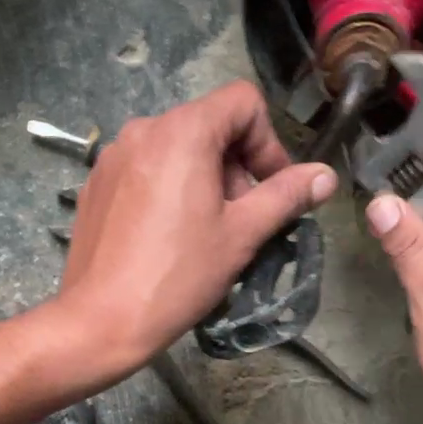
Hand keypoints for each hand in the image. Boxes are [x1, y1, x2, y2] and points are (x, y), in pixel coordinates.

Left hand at [56, 81, 336, 370]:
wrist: (101, 320)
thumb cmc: (177, 277)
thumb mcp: (241, 236)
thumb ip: (285, 197)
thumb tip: (326, 176)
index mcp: (182, 131)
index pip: (243, 103)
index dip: (268, 144)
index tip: (272, 191)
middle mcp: (143, 130)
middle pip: (208, 127)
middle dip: (236, 169)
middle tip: (240, 223)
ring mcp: (113, 158)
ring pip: (176, 152)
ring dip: (204, 183)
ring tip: (204, 235)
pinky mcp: (96, 186)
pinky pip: (145, 173)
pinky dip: (168, 193)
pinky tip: (167, 240)